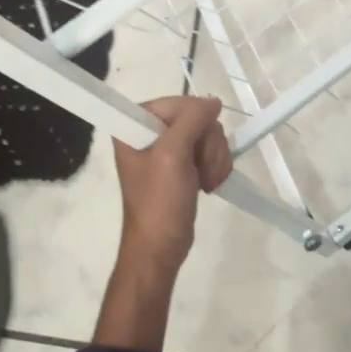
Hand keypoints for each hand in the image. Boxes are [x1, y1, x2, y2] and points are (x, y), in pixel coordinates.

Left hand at [112, 95, 232, 273]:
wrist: (161, 249)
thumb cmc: (159, 203)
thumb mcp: (172, 156)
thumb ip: (191, 120)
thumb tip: (213, 102)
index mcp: (134, 124)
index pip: (177, 102)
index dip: (194, 121)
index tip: (193, 148)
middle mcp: (149, 131)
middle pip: (196, 117)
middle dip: (206, 145)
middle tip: (198, 170)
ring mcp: (168, 148)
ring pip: (208, 133)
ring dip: (214, 158)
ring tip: (204, 182)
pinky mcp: (183, 163)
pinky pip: (211, 149)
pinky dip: (216, 166)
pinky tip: (208, 184)